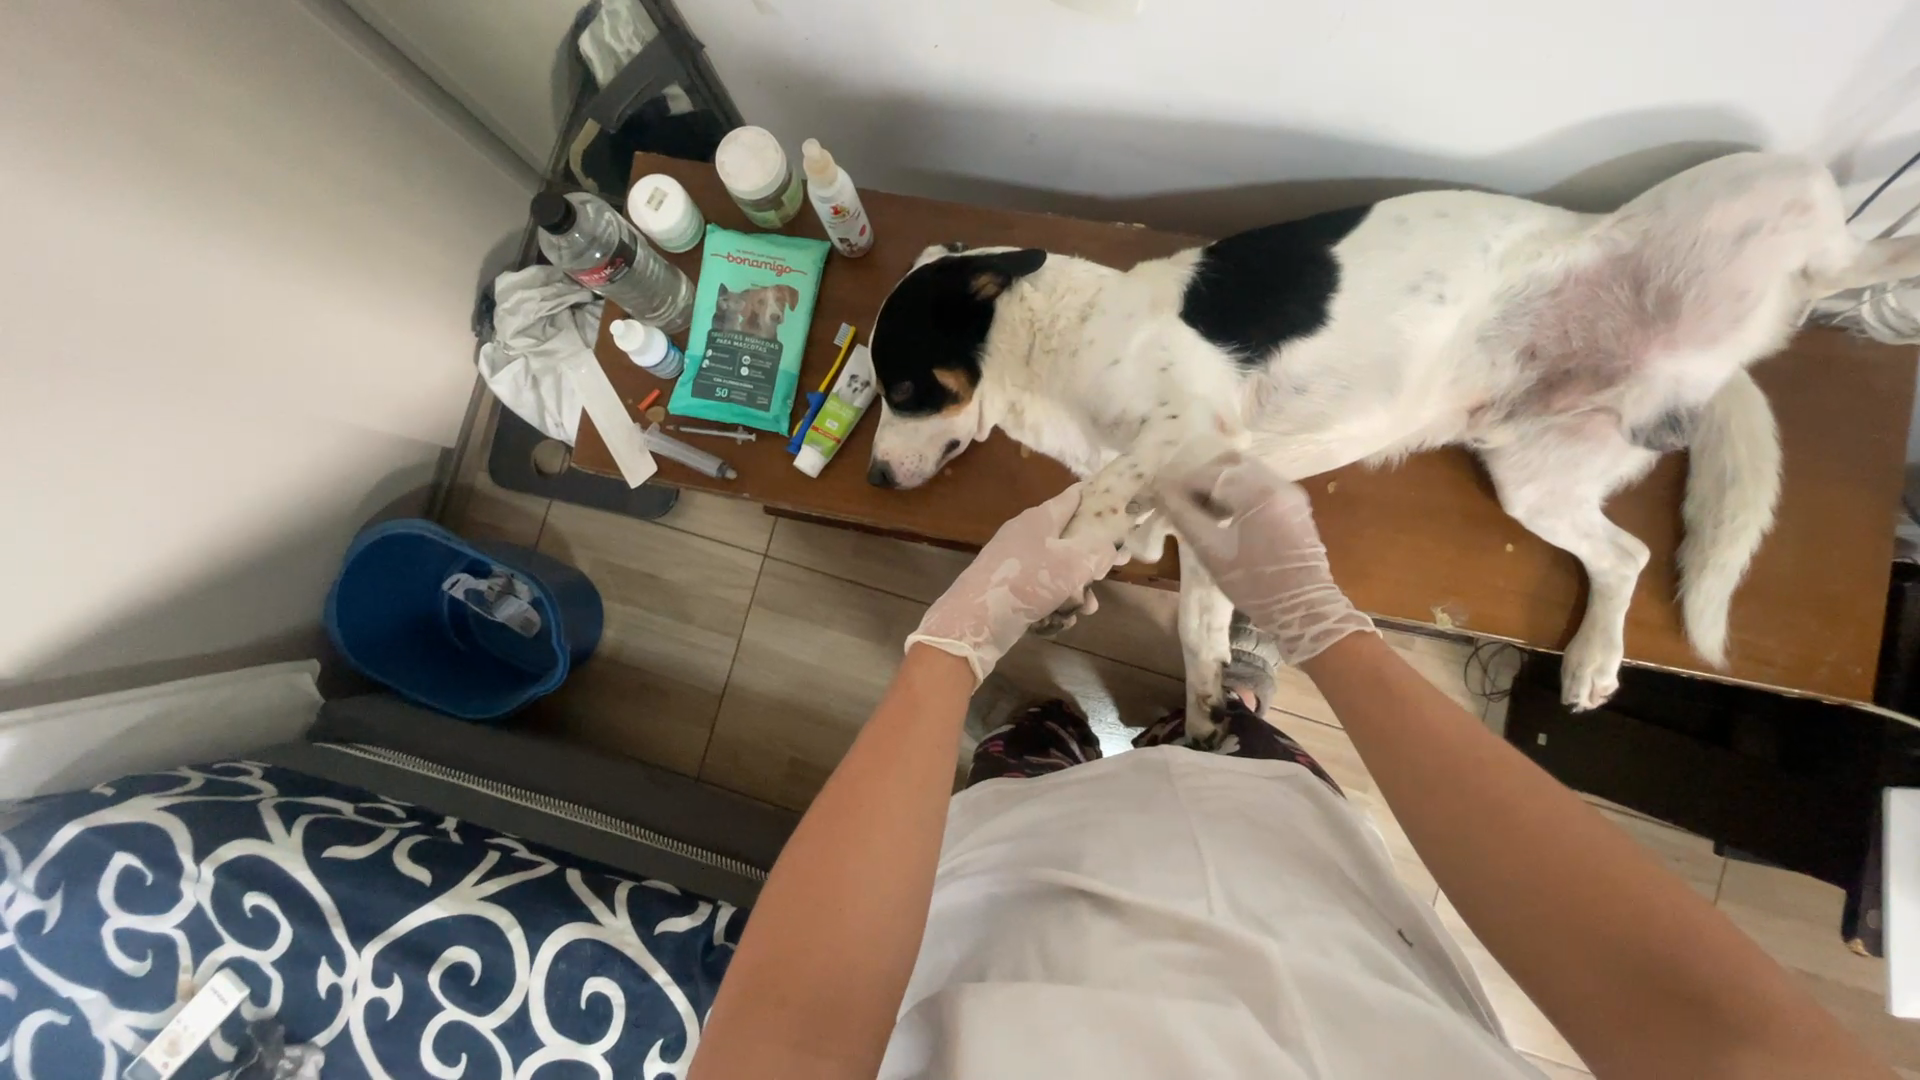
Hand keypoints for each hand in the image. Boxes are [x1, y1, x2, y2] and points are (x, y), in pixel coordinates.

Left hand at [907, 485, 1119, 681]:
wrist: (975, 622)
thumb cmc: (1027, 582)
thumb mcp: (1074, 563)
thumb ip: (1100, 550)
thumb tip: (1109, 548)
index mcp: (1040, 519)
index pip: (1074, 498)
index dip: (1100, 502)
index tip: (1122, 511)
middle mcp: (1026, 536)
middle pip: (1070, 540)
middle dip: (1091, 562)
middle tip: (1108, 575)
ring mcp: (1016, 564)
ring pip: (1059, 572)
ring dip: (1075, 590)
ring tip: (1084, 609)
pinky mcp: (1010, 590)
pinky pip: (1042, 592)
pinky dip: (1055, 604)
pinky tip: (1061, 620)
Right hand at [1156, 452, 1375, 665]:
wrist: (1304, 608)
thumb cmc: (1254, 584)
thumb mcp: (1211, 552)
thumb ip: (1184, 516)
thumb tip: (1160, 491)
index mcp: (1258, 494)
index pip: (1209, 474)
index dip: (1181, 483)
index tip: (1161, 496)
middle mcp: (1278, 483)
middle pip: (1229, 464)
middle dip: (1201, 478)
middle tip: (1180, 500)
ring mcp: (1290, 492)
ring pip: (1245, 470)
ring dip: (1218, 483)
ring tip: (1200, 508)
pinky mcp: (1294, 503)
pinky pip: (1259, 482)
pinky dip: (1236, 490)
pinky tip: (1223, 513)